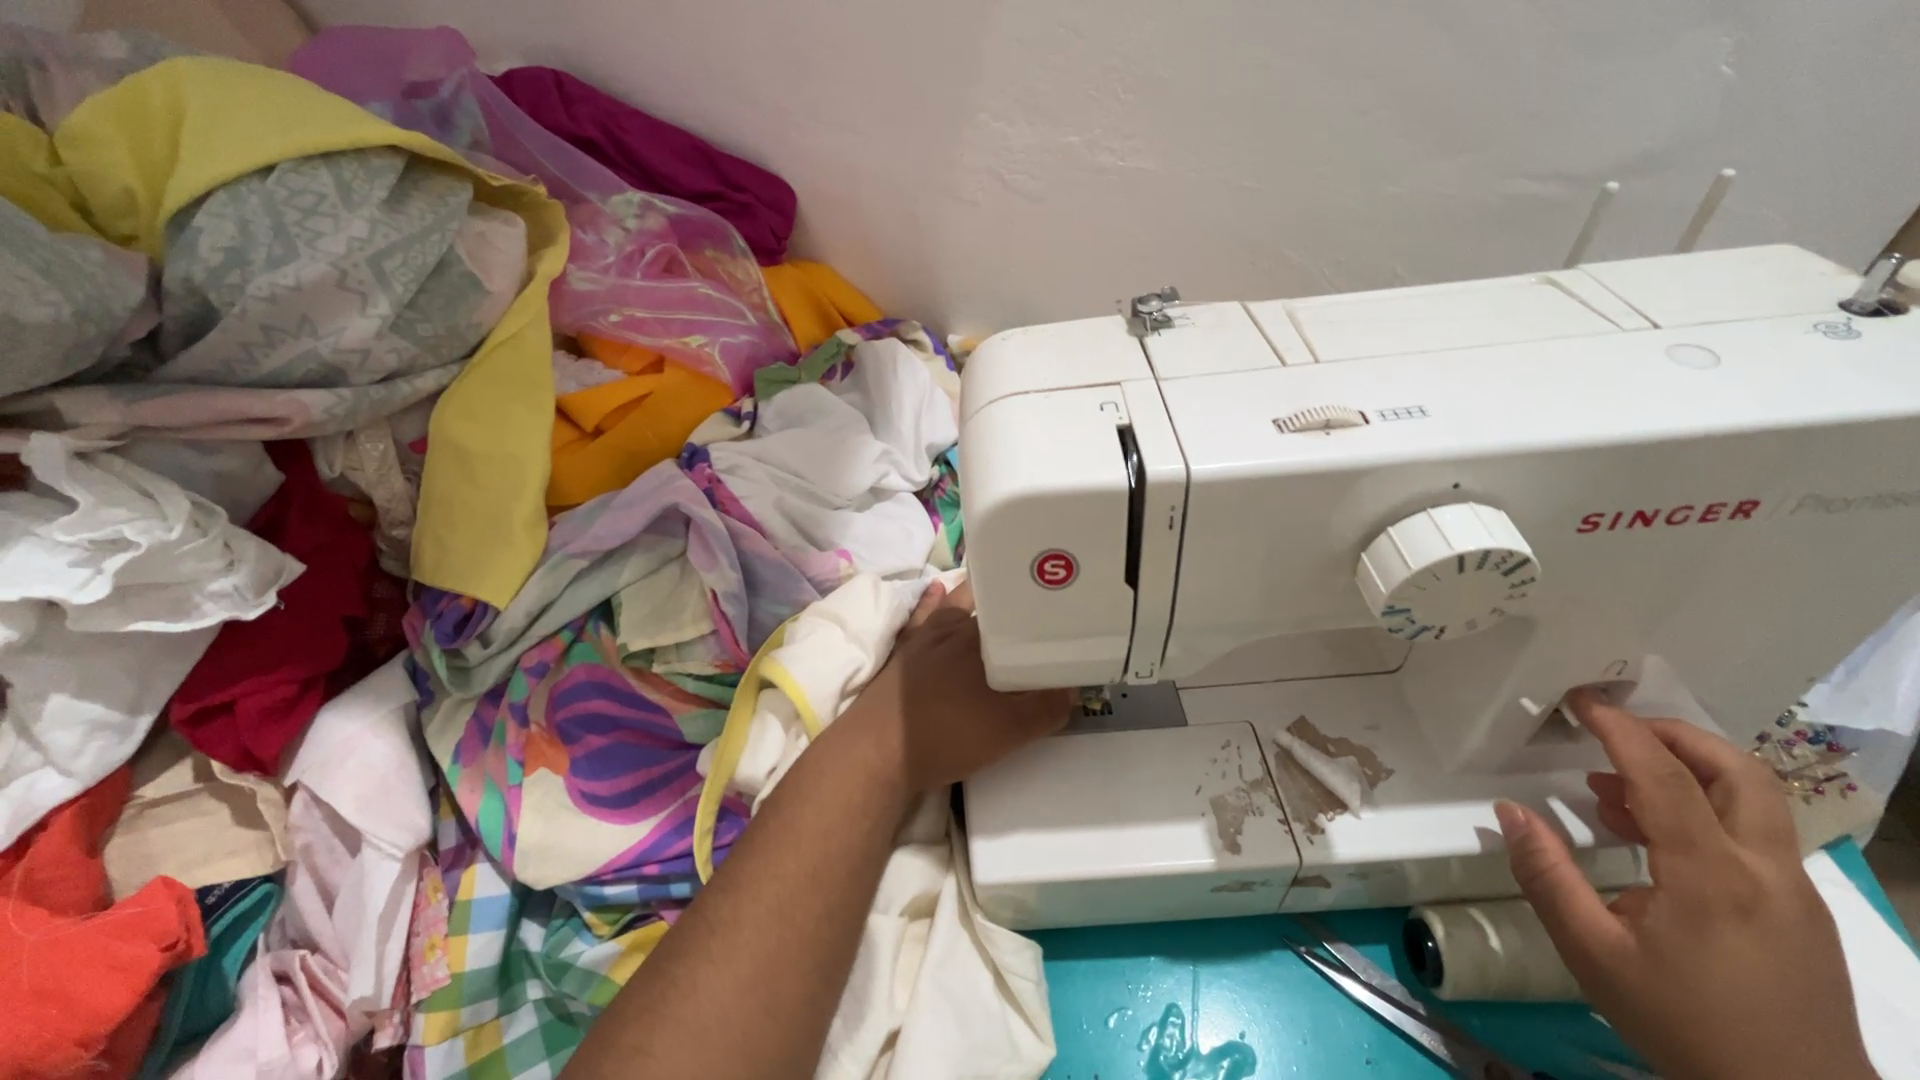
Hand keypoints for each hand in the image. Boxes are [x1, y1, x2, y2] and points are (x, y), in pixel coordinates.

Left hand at [841, 579, 1073, 794]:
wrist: (877, 753)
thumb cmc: (947, 735)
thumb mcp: (1010, 730)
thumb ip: (1046, 707)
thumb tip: (1073, 685)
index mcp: (980, 639)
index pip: (1017, 612)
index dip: (1039, 610)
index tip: (1061, 607)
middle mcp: (951, 628)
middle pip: (987, 605)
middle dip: (1010, 600)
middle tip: (1035, 597)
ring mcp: (922, 640)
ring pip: (954, 606)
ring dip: (973, 595)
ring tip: (993, 584)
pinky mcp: (901, 655)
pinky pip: (920, 618)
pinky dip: (931, 602)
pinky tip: (937, 592)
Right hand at [1496, 689, 1876, 1079]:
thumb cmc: (1682, 1023)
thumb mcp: (1594, 954)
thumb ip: (1548, 877)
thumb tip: (1509, 812)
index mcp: (1711, 873)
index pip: (1665, 776)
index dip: (1620, 730)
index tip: (1581, 700)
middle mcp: (1765, 868)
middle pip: (1737, 771)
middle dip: (1676, 735)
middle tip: (1616, 729)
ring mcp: (1794, 889)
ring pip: (1755, 801)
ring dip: (1689, 773)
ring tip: (1612, 790)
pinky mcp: (1803, 911)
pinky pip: (1755, 836)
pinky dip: (1705, 813)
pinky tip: (1654, 842)